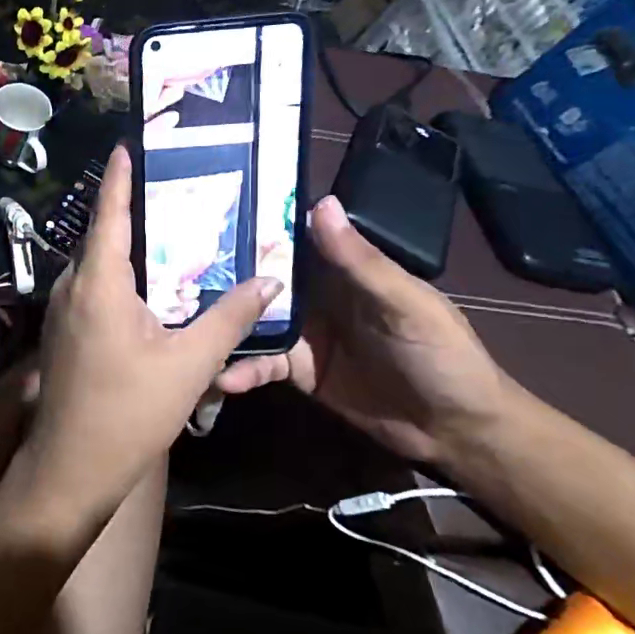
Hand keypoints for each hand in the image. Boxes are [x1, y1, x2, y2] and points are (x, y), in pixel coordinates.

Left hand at [26, 145, 280, 507]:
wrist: (71, 467)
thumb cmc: (129, 412)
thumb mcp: (190, 364)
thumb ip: (230, 318)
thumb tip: (270, 282)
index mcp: (99, 281)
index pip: (110, 211)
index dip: (121, 174)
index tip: (132, 142)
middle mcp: (73, 284)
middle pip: (105, 233)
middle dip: (137, 208)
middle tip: (177, 188)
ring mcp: (64, 308)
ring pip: (100, 262)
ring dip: (132, 246)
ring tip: (174, 230)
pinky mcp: (65, 329)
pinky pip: (96, 286)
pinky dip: (123, 274)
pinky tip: (155, 285)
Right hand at [215, 195, 516, 464]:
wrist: (457, 430)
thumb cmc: (443, 354)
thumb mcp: (405, 304)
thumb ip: (359, 261)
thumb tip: (320, 203)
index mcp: (342, 270)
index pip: (293, 239)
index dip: (257, 225)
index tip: (212, 213)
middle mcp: (315, 295)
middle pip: (263, 279)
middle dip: (227, 274)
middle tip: (176, 270)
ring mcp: (303, 334)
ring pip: (255, 321)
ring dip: (227, 323)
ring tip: (187, 326)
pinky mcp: (299, 371)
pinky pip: (263, 365)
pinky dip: (243, 369)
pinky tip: (221, 377)